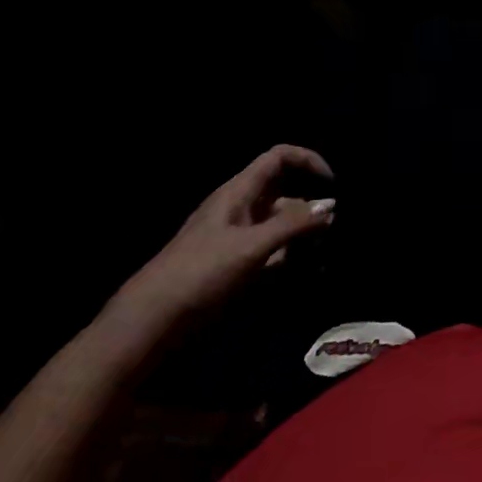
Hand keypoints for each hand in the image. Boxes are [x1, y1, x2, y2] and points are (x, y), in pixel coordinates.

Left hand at [117, 145, 335, 323]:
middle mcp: (239, 209)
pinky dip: (287, 258)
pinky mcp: (233, 266)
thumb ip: (293, 224)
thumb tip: (330, 205)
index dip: (308, 161)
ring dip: (301, 236)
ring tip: (318, 257)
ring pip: (279, 225)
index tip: (332, 185)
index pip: (279, 158)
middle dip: (309, 208)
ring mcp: (235, 238)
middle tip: (329, 233)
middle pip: (283, 193)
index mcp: (238, 192)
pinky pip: (269, 252)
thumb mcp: (251, 246)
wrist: (149, 323)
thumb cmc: (199, 274)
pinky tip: (301, 274)